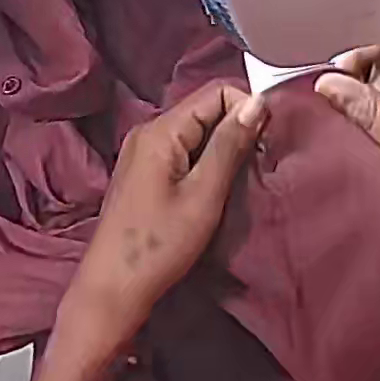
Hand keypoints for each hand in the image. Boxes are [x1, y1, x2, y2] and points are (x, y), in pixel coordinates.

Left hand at [59, 81, 267, 357]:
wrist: (112, 290)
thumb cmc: (160, 245)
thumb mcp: (203, 195)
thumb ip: (230, 144)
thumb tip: (258, 101)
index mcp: (161, 130)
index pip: (215, 91)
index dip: (246, 106)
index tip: (267, 138)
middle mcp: (149, 129)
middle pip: (205, 107)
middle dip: (237, 125)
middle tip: (258, 160)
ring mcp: (143, 149)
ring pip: (196, 128)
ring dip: (223, 143)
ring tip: (241, 175)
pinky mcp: (144, 169)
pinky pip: (184, 146)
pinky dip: (205, 157)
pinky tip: (216, 184)